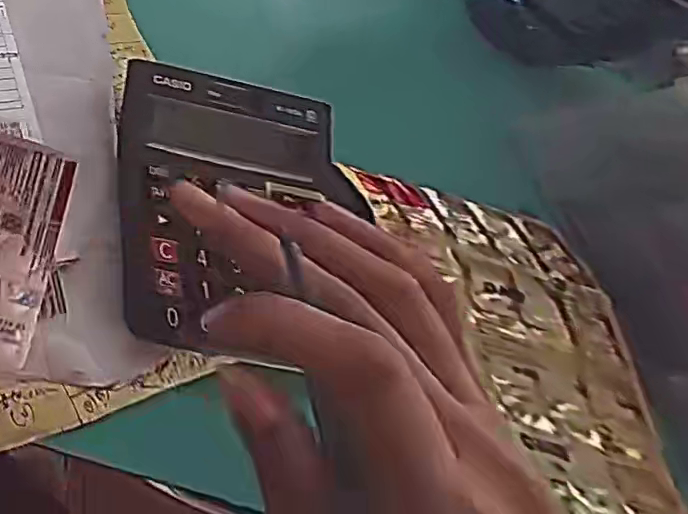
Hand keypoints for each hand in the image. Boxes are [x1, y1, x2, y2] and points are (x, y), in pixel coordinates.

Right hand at [169, 181, 555, 513]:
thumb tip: (233, 378)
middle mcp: (474, 436)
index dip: (278, 322)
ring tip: (250, 202)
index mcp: (435, 488)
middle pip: (366, 301)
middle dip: (270, 241)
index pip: (360, 361)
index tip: (211, 321)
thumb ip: (285, 467)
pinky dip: (371, 244)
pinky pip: (431, 296)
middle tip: (202, 204)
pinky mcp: (477, 390)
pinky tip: (326, 219)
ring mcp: (485, 407)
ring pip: (400, 284)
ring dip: (312, 230)